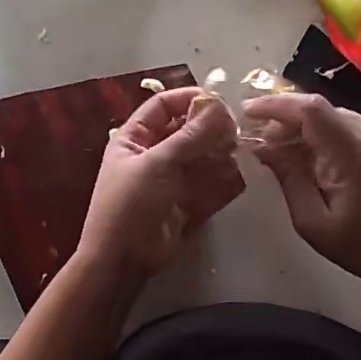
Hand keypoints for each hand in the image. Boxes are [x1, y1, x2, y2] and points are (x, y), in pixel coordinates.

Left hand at [78, 87, 244, 282]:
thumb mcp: (157, 164)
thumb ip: (190, 136)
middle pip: (187, 130)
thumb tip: (218, 106)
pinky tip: (237, 174)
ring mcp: (171, 179)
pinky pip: (209, 182)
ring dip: (220, 152)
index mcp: (134, 138)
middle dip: (211, 129)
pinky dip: (223, 178)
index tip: (220, 101)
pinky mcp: (187, 202)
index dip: (189, 99)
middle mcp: (153, 154)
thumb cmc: (130, 205)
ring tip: (238, 151)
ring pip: (202, 156)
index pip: (163, 106)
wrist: (122, 260)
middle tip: (236, 130)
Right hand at [242, 93, 360, 288]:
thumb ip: (289, 178)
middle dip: (284, 117)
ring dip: (300, 125)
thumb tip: (263, 147)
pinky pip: (343, 127)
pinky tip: (302, 153)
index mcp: (356, 155)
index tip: (247, 112)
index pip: (312, 110)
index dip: (277, 105)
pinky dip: (318, 133)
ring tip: (275, 148)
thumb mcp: (312, 222)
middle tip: (257, 140)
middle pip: (321, 108)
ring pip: (331, 115)